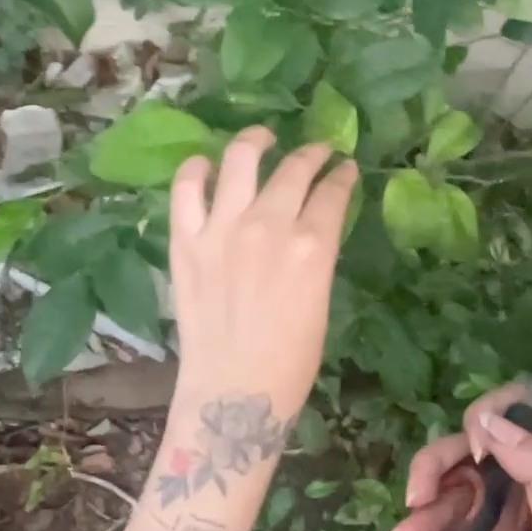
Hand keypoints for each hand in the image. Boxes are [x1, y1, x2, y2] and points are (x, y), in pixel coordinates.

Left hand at [169, 128, 357, 410]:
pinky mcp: (186, 240)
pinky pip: (186, 188)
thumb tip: (313, 225)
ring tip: (262, 138)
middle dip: (313, 154)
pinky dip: (196, 169)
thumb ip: (317, 254)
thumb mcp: (320, 299)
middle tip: (318, 151)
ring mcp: (222, 228)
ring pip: (240, 159)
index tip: (345, 168)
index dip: (342, 176)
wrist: (233, 392)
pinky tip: (207, 164)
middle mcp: (268, 225)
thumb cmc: (290, 360)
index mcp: (312, 246)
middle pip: (294, 169)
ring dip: (256, 140)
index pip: (333, 192)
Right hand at [379, 383, 531, 530]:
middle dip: (437, 467)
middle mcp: (529, 483)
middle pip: (472, 446)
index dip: (491, 416)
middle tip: (415, 500)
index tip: (472, 452)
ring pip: (451, 486)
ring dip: (423, 512)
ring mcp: (502, 512)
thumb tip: (491, 423)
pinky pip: (443, 526)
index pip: (525, 410)